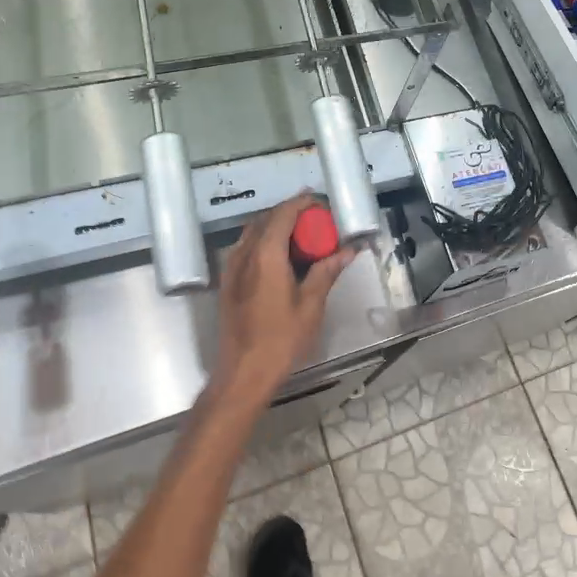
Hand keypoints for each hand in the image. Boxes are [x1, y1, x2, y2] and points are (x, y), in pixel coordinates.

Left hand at [214, 194, 355, 403]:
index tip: (322, 203)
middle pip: (267, 218)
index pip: (284, 213)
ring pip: (253, 232)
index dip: (303, 202)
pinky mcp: (228, 282)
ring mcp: (232, 267)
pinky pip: (246, 248)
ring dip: (276, 227)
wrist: (242, 374)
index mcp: (266, 254)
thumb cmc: (280, 340)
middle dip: (291, 213)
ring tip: (301, 238)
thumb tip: (348, 249)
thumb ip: (326, 271)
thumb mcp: (311, 305)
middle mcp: (244, 253)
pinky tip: (281, 259)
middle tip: (316, 221)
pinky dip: (264, 242)